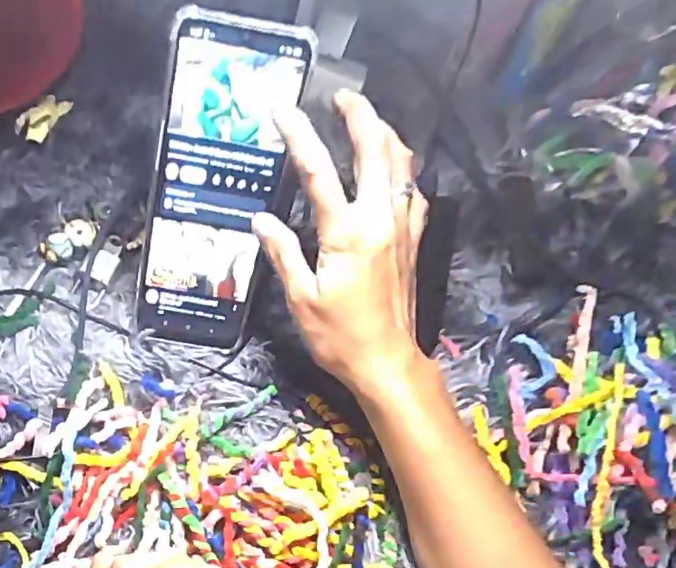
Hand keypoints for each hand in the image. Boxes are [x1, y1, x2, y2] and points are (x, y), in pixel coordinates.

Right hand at [254, 90, 436, 404]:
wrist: (386, 361)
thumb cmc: (340, 338)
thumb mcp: (301, 299)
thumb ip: (283, 254)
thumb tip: (262, 222)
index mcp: (347, 233)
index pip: (318, 172)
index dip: (299, 138)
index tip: (284, 114)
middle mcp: (380, 219)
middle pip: (375, 148)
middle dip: (359, 115)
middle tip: (341, 99)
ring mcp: (402, 227)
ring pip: (402, 162)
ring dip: (385, 134)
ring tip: (368, 121)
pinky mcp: (413, 240)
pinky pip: (413, 190)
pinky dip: (402, 169)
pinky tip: (394, 172)